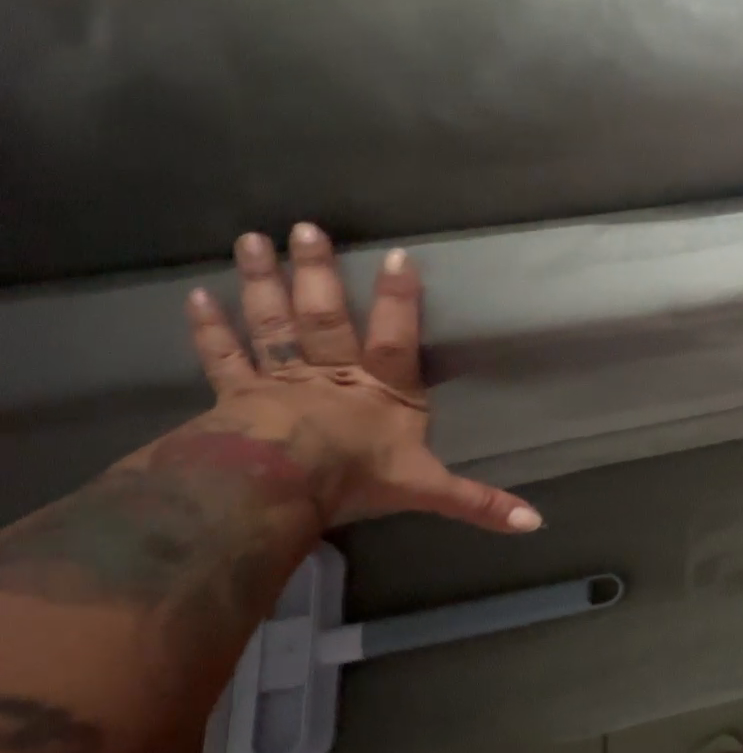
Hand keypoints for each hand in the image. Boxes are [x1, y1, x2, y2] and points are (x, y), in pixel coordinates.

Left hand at [171, 223, 541, 533]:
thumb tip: (536, 523)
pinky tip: (196, 297)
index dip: (400, 298)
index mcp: (384, 389)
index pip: (398, 336)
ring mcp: (282, 380)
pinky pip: (224, 357)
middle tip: (305, 228)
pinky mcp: (238, 395)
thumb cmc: (358, 478)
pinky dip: (210, 329)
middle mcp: (334, 373)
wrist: (279, 487)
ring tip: (252, 240)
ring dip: (263, 283)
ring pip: (274, 323)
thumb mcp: (429, 489)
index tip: (398, 255)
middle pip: (326, 316)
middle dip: (318, 273)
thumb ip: (480, 501)